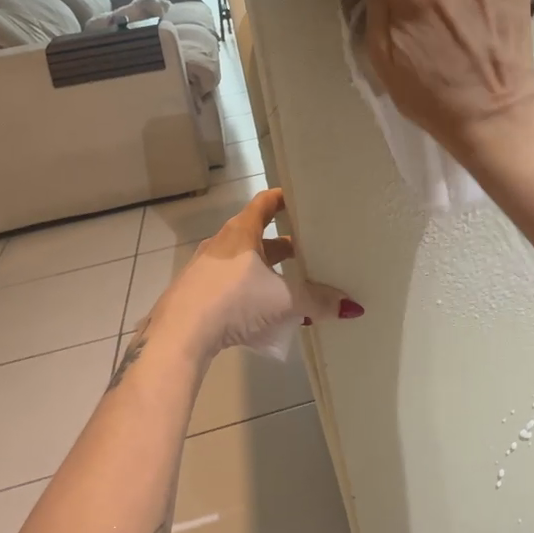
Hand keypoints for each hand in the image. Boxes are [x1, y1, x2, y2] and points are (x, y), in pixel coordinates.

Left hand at [147, 189, 354, 361]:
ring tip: (290, 285)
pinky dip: (249, 293)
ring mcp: (205, 269)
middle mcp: (221, 244)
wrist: (180, 333)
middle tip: (308, 250)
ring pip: (243, 263)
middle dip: (282, 244)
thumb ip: (318, 301)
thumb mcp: (284, 300)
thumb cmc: (234, 300)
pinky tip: (263, 315)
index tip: (302, 199)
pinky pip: (231, 286)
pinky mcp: (197, 295)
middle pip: (256, 236)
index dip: (284, 199)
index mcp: (242, 233)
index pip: (265, 203)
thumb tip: (353, 307)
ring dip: (265, 271)